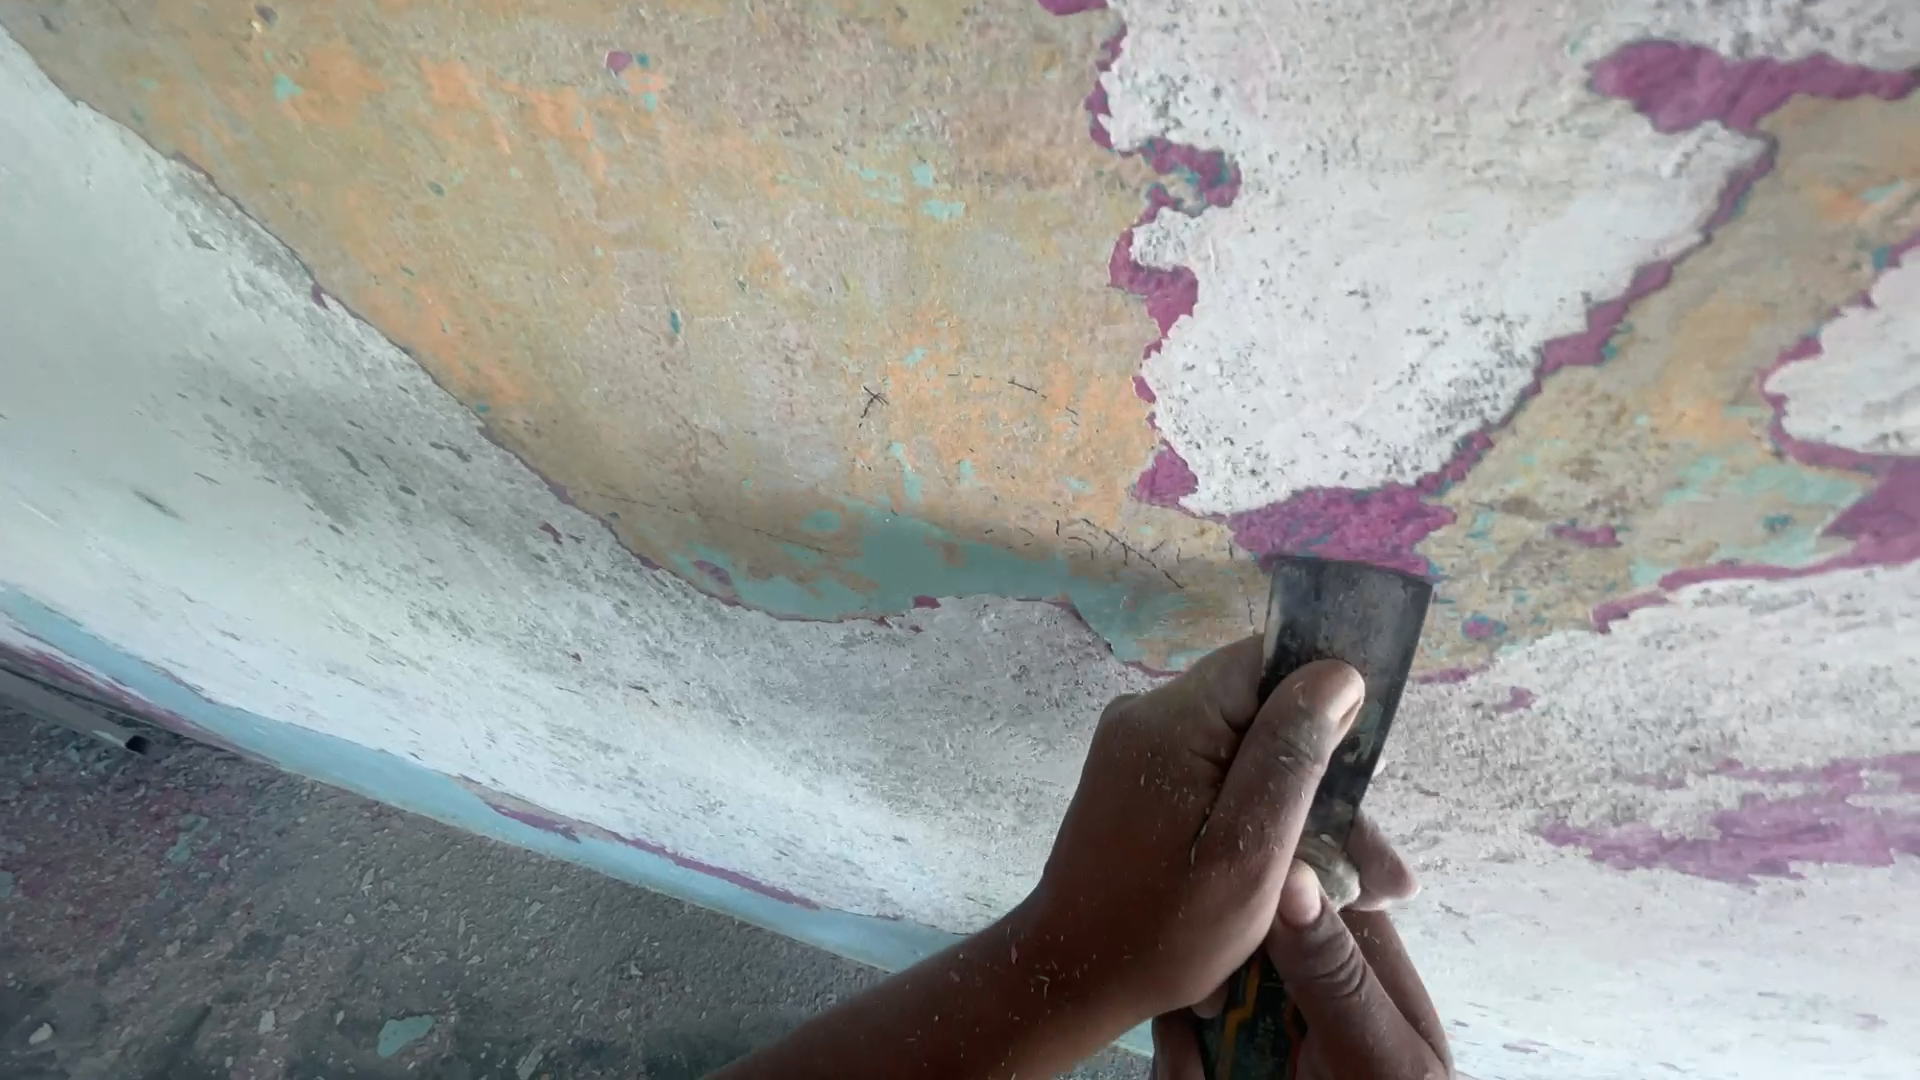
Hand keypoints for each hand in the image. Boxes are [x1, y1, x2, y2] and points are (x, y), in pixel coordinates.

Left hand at [1014, 636, 1365, 1026]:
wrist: (1075, 967)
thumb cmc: (1165, 927)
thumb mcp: (1249, 850)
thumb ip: (1290, 754)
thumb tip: (1335, 673)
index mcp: (1170, 719)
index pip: (1260, 662)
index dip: (1318, 697)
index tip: (1357, 762)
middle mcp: (1146, 714)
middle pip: (1254, 710)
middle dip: (1317, 773)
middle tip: (1376, 863)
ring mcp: (1136, 743)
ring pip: (1238, 745)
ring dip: (1292, 800)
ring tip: (1355, 880)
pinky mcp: (1135, 774)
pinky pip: (1209, 769)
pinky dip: (1252, 807)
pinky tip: (1296, 865)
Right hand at [1150, 814, 1451, 1079]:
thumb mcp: (1373, 1062)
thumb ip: (1335, 973)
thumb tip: (1293, 871)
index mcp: (1357, 953)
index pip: (1311, 871)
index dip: (1265, 859)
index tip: (1219, 871)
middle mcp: (1302, 963)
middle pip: (1236, 914)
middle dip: (1209, 956)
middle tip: (1205, 1006)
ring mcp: (1257, 1001)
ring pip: (1197, 962)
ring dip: (1184, 1017)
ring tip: (1192, 1070)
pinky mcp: (1220, 1038)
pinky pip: (1180, 1016)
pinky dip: (1177, 1053)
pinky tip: (1186, 1078)